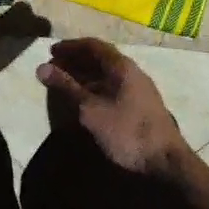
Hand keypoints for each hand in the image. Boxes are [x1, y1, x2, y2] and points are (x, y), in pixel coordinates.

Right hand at [36, 38, 189, 176]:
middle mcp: (132, 72)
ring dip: (85, 76)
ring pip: (107, 75)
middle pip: (100, 59)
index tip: (51, 52)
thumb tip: (42, 67)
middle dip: (76, 61)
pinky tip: (86, 102)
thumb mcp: (91, 109)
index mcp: (122, 66)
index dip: (70, 46)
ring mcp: (139, 90)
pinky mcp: (141, 106)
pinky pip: (113, 87)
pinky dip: (96, 89)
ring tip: (66, 85)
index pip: (93, 45)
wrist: (166, 163)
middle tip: (54, 70)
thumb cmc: (127, 131)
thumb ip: (67, 87)